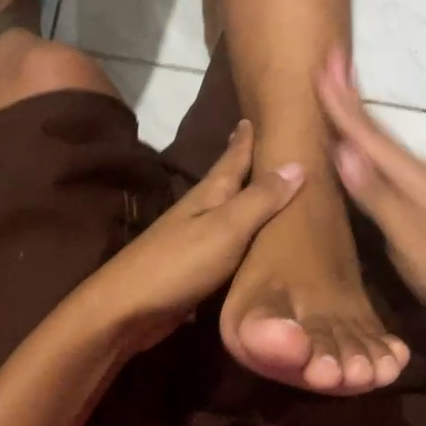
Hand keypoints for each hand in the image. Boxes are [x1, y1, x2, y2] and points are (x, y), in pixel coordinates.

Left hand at [76, 120, 304, 354]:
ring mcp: (195, 241)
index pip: (233, 157)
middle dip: (248, 164)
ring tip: (272, 193)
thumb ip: (261, 199)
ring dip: (248, 202)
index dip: (245, 137)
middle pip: (230, 182)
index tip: (257, 114)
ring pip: (229, 214)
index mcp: (209, 194)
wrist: (127, 311)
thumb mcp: (226, 228)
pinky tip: (255, 244)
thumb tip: (297, 164)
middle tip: (270, 147)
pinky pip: (229, 246)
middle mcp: (201, 211)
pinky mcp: (195, 270)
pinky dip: (244, 239)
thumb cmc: (178, 263)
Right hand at [315, 50, 425, 331]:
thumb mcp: (411, 237)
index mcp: (414, 177)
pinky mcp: (422, 205)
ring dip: (359, 116)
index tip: (323, 63)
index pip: (369, 133)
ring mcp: (423, 189)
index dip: (342, 101)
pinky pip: (386, 162)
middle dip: (351, 96)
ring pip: (382, 144)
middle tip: (331, 59)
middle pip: (377, 130)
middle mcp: (419, 174)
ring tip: (341, 90)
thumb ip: (378, 195)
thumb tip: (342, 148)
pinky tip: (363, 150)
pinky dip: (368, 144)